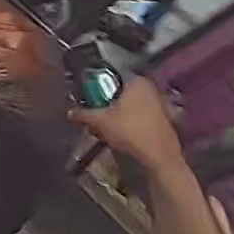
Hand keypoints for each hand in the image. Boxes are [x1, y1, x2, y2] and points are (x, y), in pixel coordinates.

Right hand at [69, 78, 186, 175]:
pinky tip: (120, 134)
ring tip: (104, 128)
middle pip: (119, 91)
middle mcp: (150, 88)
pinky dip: (128, 121)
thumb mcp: (99, 122)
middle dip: (105, 102)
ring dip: (115, 114)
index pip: (110, 76)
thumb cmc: (130, 132)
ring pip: (129, 104)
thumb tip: (69, 112)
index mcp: (136, 81)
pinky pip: (139, 115)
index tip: (87, 98)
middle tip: (94, 114)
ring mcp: (160, 104)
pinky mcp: (165, 119)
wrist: (160, 158)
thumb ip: (82, 114)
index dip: (95, 86)